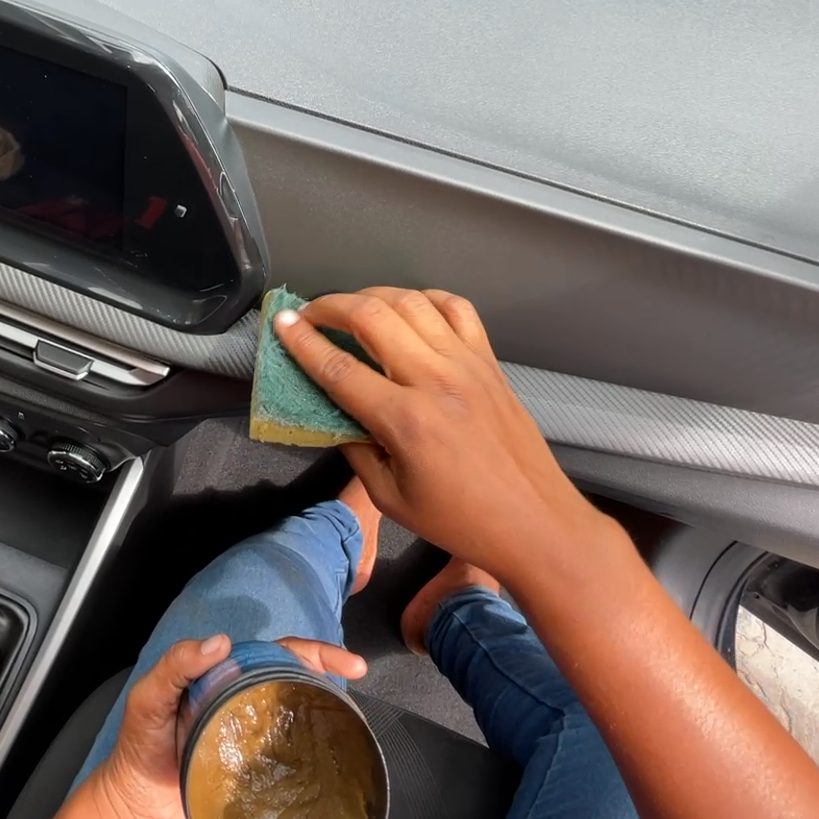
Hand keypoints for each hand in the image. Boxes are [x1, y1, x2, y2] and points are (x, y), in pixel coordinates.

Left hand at [72, 635, 365, 818]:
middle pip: (294, 679)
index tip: (338, 658)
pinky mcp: (258, 780)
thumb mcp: (149, 696)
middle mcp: (245, 706)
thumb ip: (176, 665)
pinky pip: (291, 764)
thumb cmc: (139, 747)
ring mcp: (255, 743)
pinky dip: (314, 756)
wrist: (135, 813)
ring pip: (298, 717)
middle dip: (327, 669)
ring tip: (351, 710)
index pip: (273, 654)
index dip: (307, 649)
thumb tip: (222, 642)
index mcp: (226, 680)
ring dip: (326, 707)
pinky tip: (333, 756)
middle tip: (354, 672)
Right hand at [273, 288, 614, 583]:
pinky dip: (424, 297)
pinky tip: (407, 307)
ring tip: (350, 306)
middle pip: (372, 317)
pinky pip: (456, 308)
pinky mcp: (490, 361)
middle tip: (308, 312)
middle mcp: (435, 380)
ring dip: (371, 295)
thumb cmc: (460, 521)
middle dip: (330, 306)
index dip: (302, 342)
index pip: (339, 368)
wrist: (537, 524)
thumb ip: (355, 447)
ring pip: (411, 302)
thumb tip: (333, 412)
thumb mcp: (390, 498)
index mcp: (406, 420)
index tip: (280, 323)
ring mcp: (468, 364)